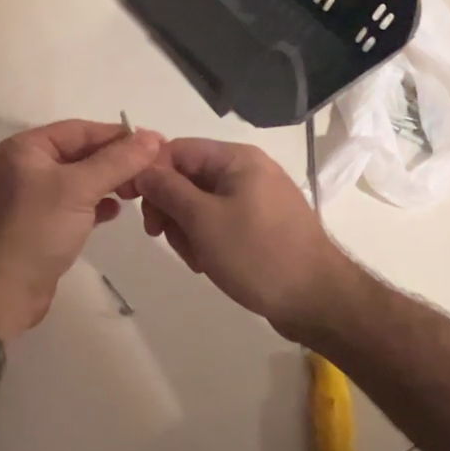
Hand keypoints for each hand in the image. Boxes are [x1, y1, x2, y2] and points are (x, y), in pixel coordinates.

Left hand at [0, 120, 162, 338]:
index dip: (117, 135)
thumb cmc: (36, 230)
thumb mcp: (78, 189)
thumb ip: (116, 161)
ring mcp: (33, 197)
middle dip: (116, 160)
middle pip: (81, 153)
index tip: (155, 142)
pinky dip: (97, 204)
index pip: (80, 130)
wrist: (1, 292)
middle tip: (153, 170)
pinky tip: (116, 211)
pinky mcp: (43, 224)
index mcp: (26, 148)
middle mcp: (27, 167)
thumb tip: (152, 137)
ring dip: (109, 182)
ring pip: (81, 180)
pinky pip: (76, 204)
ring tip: (139, 191)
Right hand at [132, 138, 352, 338]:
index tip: (132, 204)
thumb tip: (142, 169)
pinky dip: (207, 240)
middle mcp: (247, 171)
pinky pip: (220, 222)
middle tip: (161, 236)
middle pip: (187, 177)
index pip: (177, 149)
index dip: (150, 173)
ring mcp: (257, 199)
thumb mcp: (203, 219)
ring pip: (200, 204)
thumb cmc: (258, 254)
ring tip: (195, 258)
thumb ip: (167, 189)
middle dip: (170, 207)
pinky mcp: (261, 226)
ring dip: (186, 229)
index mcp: (237, 159)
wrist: (317, 301)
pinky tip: (209, 264)